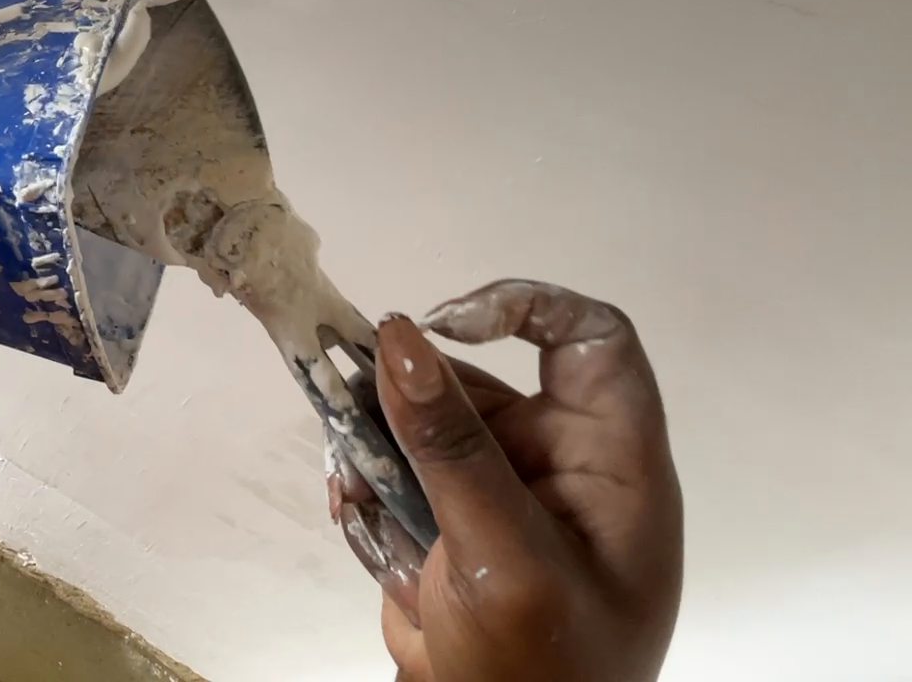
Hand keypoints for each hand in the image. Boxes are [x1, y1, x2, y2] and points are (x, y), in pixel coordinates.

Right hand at [330, 280, 682, 681]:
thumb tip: (395, 335)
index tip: (436, 328)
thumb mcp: (500, 555)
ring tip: (354, 496)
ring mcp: (489, 476)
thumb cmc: (537, 665)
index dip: (518, 306)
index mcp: (606, 460)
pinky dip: (359, 477)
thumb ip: (449, 444)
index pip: (588, 336)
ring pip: (409, 410)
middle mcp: (548, 453)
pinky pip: (385, 452)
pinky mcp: (439, 498)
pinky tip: (355, 518)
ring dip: (366, 445)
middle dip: (398, 395)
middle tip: (345, 419)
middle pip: (467, 371)